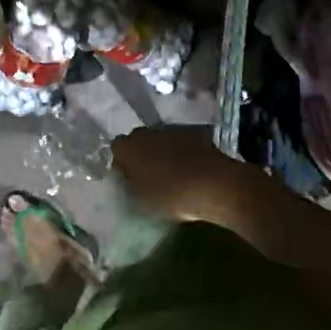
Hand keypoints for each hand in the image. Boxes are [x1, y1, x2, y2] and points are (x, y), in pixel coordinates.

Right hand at [111, 126, 253, 222]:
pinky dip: (180, 153)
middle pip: (137, 141)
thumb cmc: (171, 194)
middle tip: (146, 176)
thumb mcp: (140, 199)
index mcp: (128, 147)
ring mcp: (171, 130)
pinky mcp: (193, 134)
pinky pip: (179, 143)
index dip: (120, 162)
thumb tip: (126, 174)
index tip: (127, 178)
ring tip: (170, 174)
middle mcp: (147, 132)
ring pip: (159, 140)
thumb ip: (128, 183)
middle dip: (140, 155)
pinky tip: (188, 170)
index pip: (115, 149)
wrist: (214, 184)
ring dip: (161, 152)